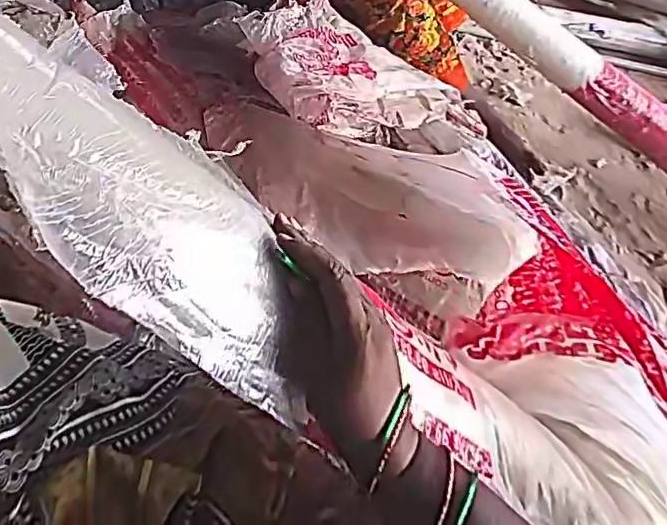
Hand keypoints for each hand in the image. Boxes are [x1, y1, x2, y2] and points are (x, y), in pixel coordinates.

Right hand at [276, 218, 403, 479]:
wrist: (388, 444)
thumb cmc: (345, 409)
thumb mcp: (317, 365)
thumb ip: (308, 318)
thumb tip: (296, 280)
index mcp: (356, 322)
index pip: (329, 273)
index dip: (303, 250)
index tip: (278, 233)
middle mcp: (371, 313)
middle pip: (338, 270)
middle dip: (309, 244)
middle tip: (280, 222)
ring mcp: (377, 320)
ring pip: (344, 277)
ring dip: (317, 255)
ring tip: (292, 237)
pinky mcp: (376, 328)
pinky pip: (348, 288)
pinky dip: (327, 271)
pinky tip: (313, 268)